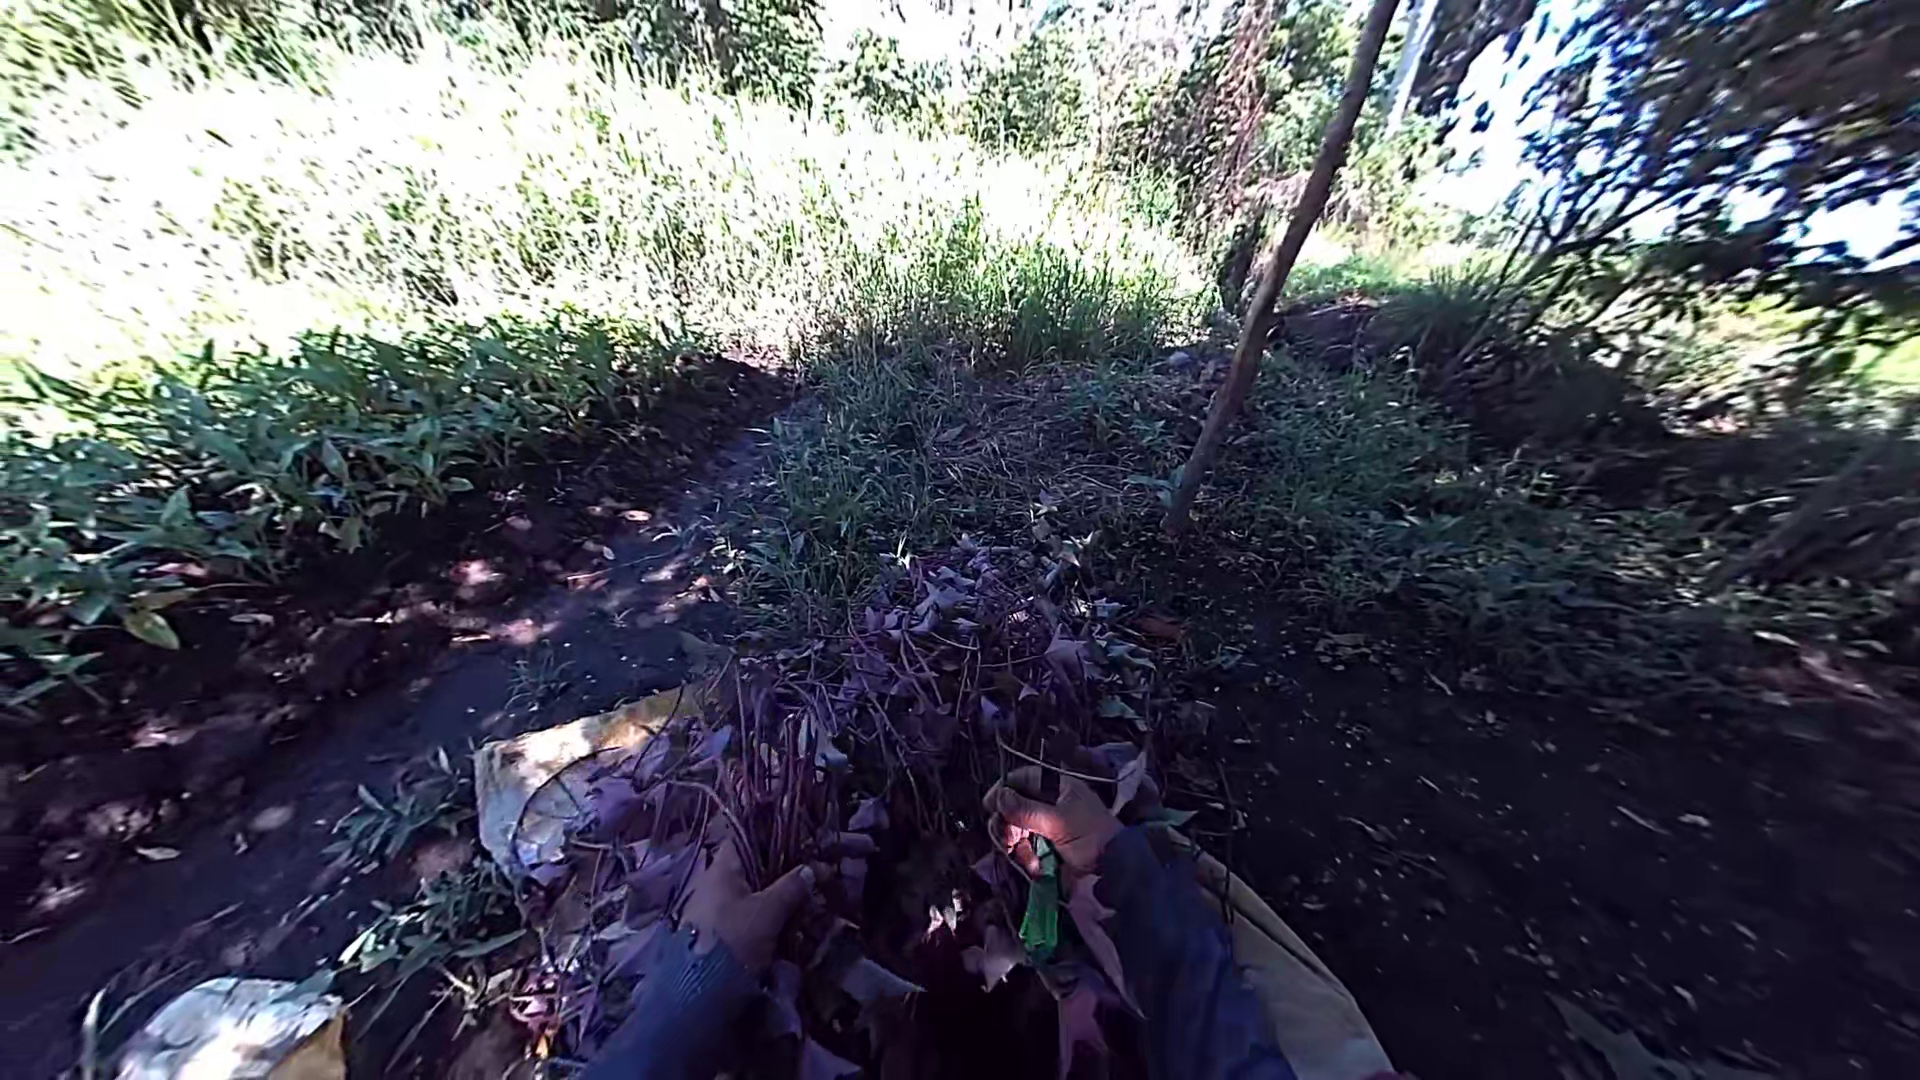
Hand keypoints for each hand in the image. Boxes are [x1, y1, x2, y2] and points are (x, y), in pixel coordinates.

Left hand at [680, 829, 832, 970]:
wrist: (693, 1003)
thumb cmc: (733, 942)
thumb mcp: (769, 912)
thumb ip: (792, 886)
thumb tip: (812, 868)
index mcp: (721, 869)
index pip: (746, 836)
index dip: (772, 833)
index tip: (798, 838)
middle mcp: (712, 884)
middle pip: (751, 866)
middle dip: (780, 870)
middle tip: (808, 874)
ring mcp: (710, 912)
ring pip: (749, 893)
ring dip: (774, 896)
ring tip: (802, 901)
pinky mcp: (713, 937)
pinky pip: (744, 916)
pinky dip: (763, 917)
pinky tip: (783, 925)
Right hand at [983, 765, 1122, 876]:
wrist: (1114, 872)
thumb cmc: (1091, 837)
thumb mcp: (1058, 821)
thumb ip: (1027, 809)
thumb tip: (1000, 796)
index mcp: (1058, 786)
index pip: (1024, 778)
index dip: (1006, 789)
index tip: (990, 804)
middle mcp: (1051, 802)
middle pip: (1016, 804)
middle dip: (1009, 822)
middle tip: (1007, 839)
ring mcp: (1049, 824)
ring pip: (1018, 827)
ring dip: (1017, 844)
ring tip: (1027, 860)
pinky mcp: (1048, 847)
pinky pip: (1026, 846)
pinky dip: (1026, 857)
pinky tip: (1034, 868)